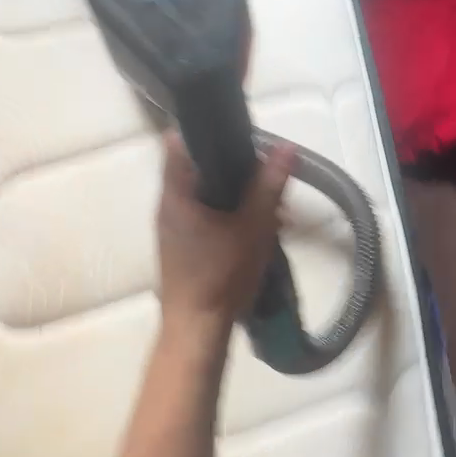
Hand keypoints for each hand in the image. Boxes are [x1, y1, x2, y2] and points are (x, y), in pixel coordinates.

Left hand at [155, 130, 294, 329]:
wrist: (197, 330)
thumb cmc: (221, 275)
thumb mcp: (253, 226)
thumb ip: (269, 185)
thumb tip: (287, 146)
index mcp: (176, 194)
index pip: (180, 142)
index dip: (207, 128)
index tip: (239, 126)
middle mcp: (169, 204)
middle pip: (202, 166)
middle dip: (239, 167)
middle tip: (272, 172)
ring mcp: (175, 226)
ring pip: (210, 192)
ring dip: (242, 193)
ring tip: (276, 206)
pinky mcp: (186, 243)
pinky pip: (211, 213)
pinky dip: (236, 212)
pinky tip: (265, 227)